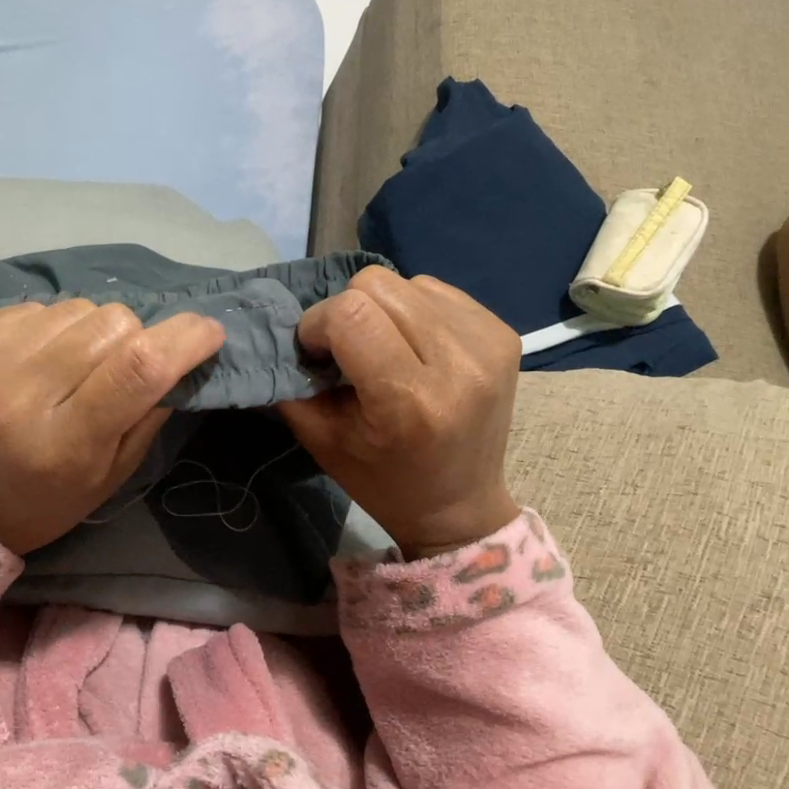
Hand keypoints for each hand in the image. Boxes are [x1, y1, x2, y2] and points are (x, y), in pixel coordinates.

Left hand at [0, 300, 224, 553]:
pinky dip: (50, 327)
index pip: (138, 367)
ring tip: (73, 364)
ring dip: (90, 329)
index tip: (209, 331)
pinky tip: (37, 360)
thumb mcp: (110, 476)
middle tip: (121, 368)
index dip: (184, 339)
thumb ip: (148, 415)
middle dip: (134, 337)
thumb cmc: (44, 499)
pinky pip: (34, 307)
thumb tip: (181, 357)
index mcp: (65, 442)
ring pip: (75, 306)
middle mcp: (20, 395)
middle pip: (111, 323)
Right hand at [279, 265, 520, 560]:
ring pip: (406, 282)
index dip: (318, 325)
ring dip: (382, 310)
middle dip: (347, 312)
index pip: (349, 313)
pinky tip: (416, 347)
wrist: (459, 506)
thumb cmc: (381, 481)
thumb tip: (284, 331)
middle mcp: (458, 363)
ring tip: (386, 350)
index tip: (317, 355)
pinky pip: (437, 291)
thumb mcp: (321, 439)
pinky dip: (414, 311)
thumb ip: (294, 382)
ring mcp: (487, 344)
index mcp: (409, 399)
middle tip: (348, 352)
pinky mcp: (504, 333)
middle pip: (376, 285)